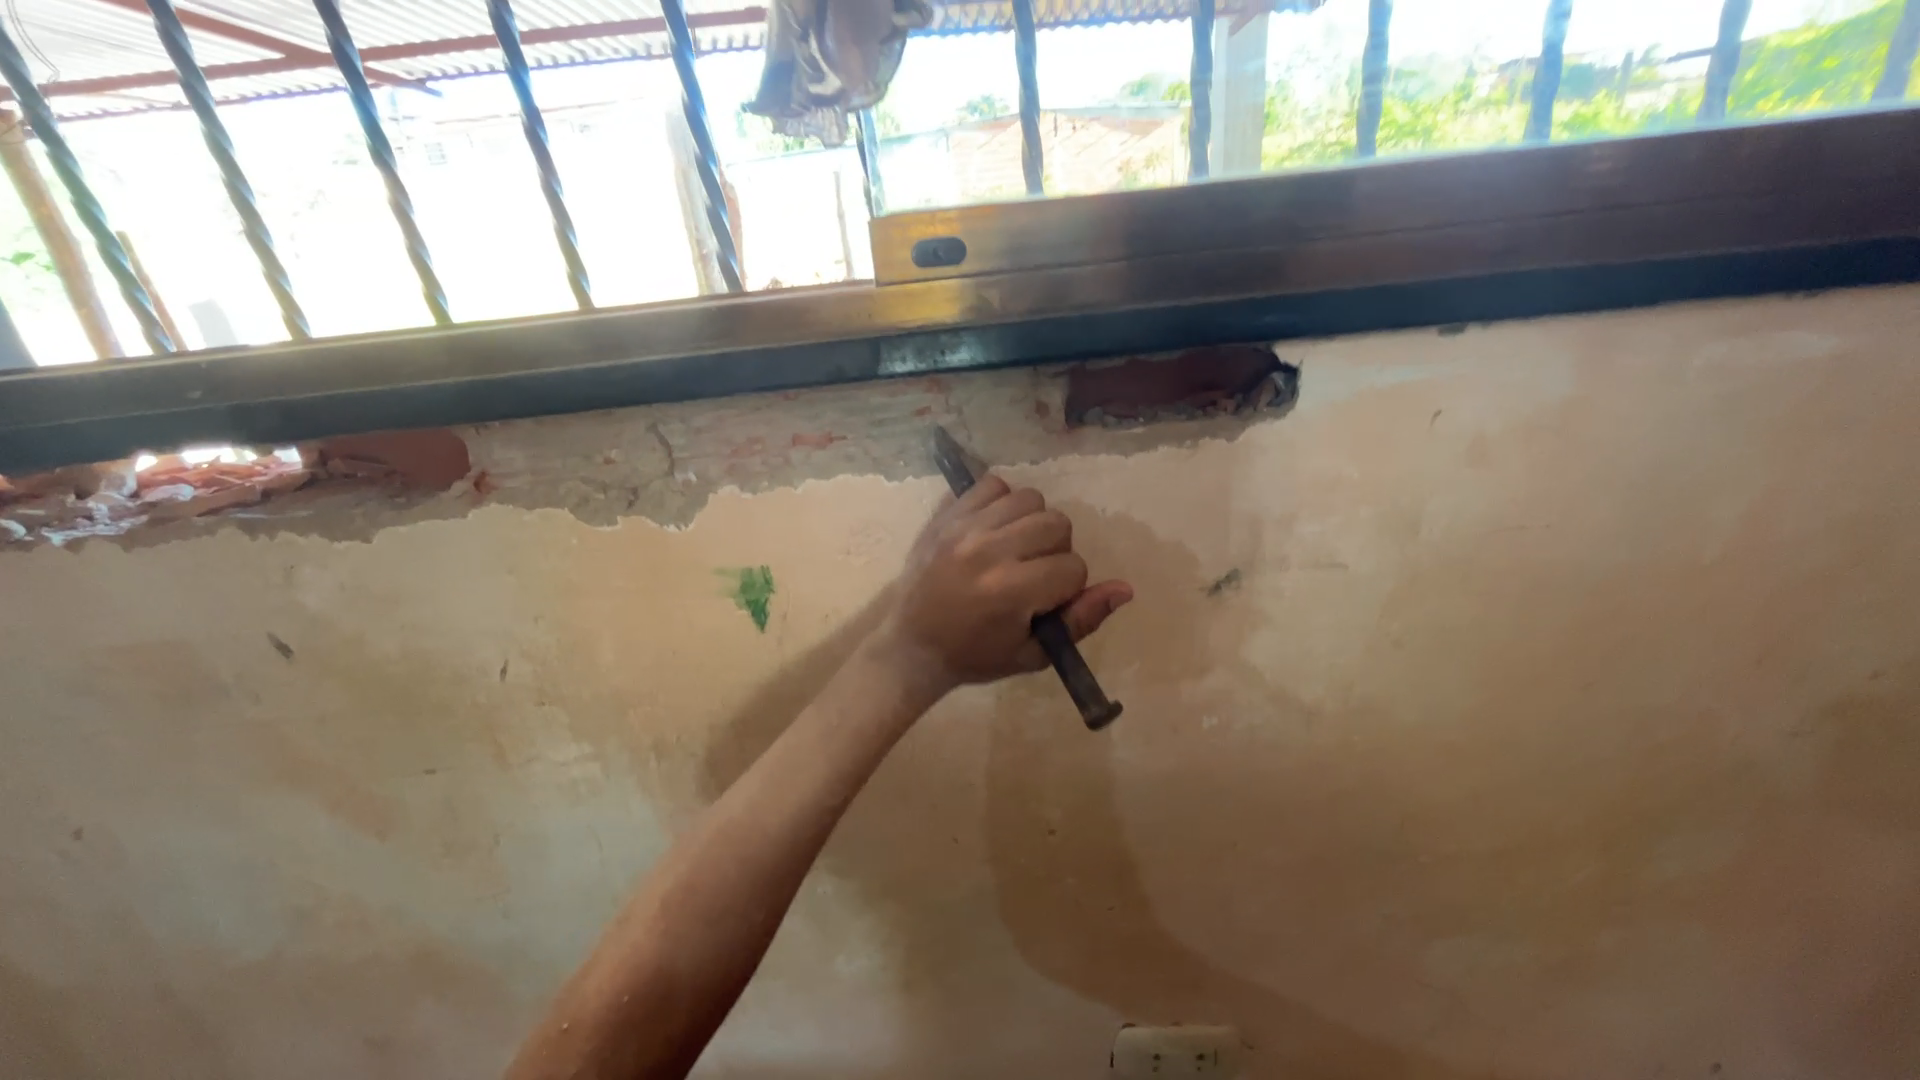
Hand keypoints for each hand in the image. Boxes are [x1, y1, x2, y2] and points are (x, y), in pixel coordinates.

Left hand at [868, 474, 1132, 696]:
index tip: (1044, 602)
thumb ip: (1081, 620)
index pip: (1073, 568)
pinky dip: (1001, 502)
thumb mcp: (1033, 653)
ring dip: (1032, 523)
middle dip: (1055, 551)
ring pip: (1029, 498)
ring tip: (1015, 548)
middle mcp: (989, 550)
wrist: (911, 645)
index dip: (1067, 588)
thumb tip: (1125, 588)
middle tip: (1033, 573)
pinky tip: (994, 529)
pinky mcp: (946, 514)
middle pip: (1057, 524)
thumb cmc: (975, 656)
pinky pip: (992, 484)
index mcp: (1010, 590)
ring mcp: (964, 526)